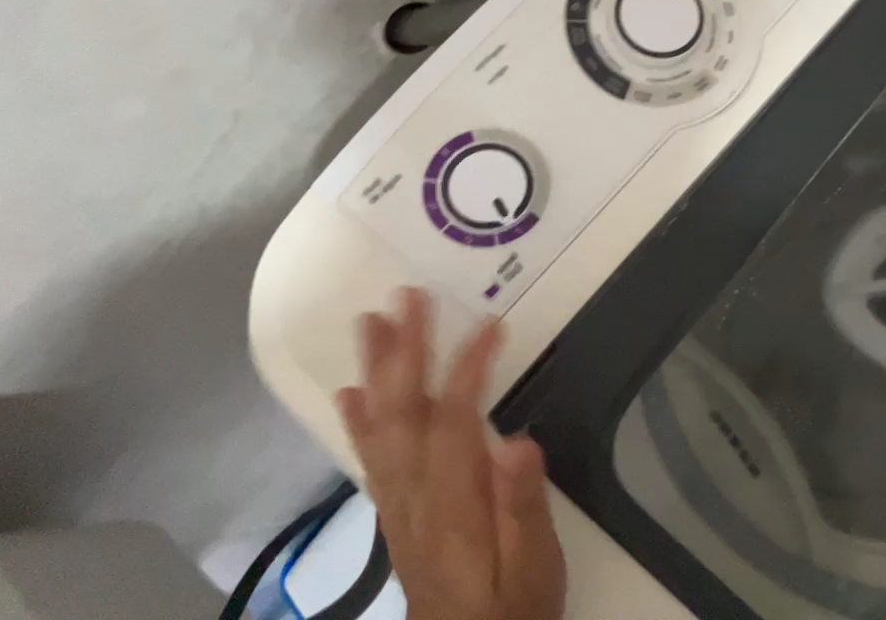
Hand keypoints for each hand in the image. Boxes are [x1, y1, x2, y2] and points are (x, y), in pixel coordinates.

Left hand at [337, 288, 565, 619]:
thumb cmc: (512, 610)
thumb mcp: (534, 566)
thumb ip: (522, 506)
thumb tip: (517, 443)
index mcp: (453, 505)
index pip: (453, 422)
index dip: (467, 368)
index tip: (490, 323)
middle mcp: (414, 499)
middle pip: (401, 414)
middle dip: (403, 351)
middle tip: (405, 298)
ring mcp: (399, 507)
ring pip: (378, 429)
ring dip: (374, 372)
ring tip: (372, 323)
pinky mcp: (397, 516)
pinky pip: (370, 459)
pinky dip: (358, 421)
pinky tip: (351, 394)